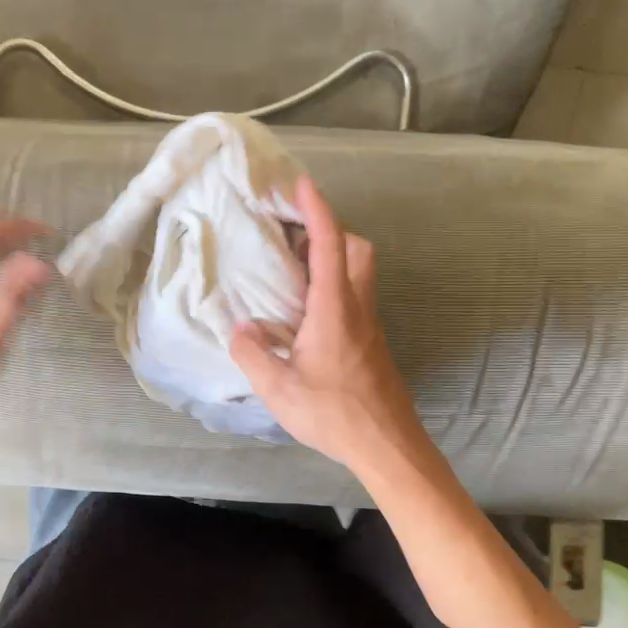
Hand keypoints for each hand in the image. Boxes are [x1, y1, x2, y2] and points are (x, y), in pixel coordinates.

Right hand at [229, 177, 425, 472]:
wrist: (386, 443)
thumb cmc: (333, 414)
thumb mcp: (279, 389)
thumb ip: (254, 355)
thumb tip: (241, 329)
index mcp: (334, 310)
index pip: (329, 245)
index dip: (317, 210)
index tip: (302, 184)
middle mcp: (357, 308)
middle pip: (356, 250)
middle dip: (330, 232)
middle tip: (295, 239)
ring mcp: (369, 327)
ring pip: (360, 274)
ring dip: (334, 260)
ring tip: (296, 275)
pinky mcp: (371, 345)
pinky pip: (356, 299)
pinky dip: (335, 289)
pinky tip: (308, 317)